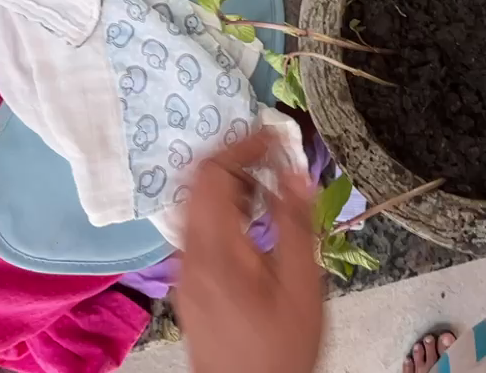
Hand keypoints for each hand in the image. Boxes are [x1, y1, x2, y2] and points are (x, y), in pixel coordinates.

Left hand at [176, 128, 323, 372]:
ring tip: (269, 185)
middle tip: (273, 157)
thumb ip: (296, 223)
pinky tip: (253, 218)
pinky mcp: (189, 284)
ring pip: (195, 203)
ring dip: (228, 183)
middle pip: (197, 182)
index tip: (274, 137)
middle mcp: (189, 255)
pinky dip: (222, 206)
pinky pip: (197, 226)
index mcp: (214, 250)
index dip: (241, 145)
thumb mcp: (301, 285)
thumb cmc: (281, 349)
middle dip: (235, 159)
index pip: (211, 173)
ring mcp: (184, 271)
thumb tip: (297, 171)